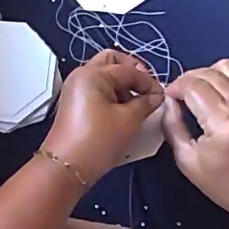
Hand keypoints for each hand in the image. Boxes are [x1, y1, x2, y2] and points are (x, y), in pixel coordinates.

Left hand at [42, 51, 164, 183]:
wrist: (67, 167)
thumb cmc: (99, 140)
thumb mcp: (129, 120)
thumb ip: (146, 103)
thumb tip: (155, 96)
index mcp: (92, 74)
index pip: (129, 69)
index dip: (149, 82)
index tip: (161, 97)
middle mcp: (81, 75)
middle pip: (111, 62)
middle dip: (132, 72)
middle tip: (146, 90)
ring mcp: (75, 89)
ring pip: (104, 75)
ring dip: (123, 84)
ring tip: (137, 105)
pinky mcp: (75, 103)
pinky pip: (97, 89)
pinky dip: (113, 94)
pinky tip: (124, 111)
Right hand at [163, 59, 228, 225]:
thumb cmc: (225, 185)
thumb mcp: (187, 160)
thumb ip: (172, 125)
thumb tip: (168, 101)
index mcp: (222, 122)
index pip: (192, 86)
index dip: (175, 87)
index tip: (169, 98)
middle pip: (208, 73)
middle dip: (188, 80)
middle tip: (181, 96)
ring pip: (227, 67)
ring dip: (208, 74)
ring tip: (200, 92)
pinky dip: (226, 78)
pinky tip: (218, 94)